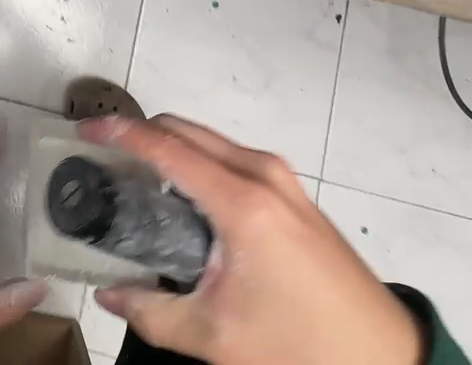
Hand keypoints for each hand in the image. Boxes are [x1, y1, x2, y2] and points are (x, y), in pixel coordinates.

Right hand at [82, 114, 421, 364]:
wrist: (387, 360)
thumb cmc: (300, 347)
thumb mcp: (218, 337)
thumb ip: (152, 311)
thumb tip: (107, 291)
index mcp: (241, 201)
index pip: (166, 147)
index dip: (119, 133)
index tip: (84, 129)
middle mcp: (260, 172)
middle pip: (185, 130)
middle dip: (140, 134)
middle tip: (103, 160)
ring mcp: (281, 178)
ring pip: (208, 140)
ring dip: (169, 147)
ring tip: (135, 180)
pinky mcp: (292, 191)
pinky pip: (229, 156)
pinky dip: (196, 160)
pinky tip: (181, 197)